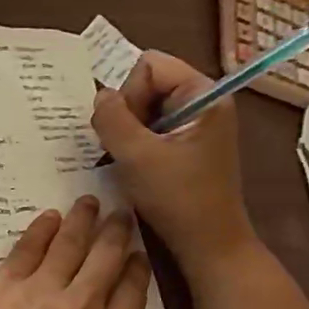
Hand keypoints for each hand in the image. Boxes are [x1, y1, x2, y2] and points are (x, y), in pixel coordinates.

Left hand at [0, 197, 151, 308]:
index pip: (132, 295)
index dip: (137, 270)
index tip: (138, 254)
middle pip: (106, 259)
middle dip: (116, 233)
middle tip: (120, 214)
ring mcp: (41, 292)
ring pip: (70, 244)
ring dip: (82, 219)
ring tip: (89, 202)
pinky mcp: (3, 285)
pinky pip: (28, 248)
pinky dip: (42, 229)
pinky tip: (50, 218)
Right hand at [91, 51, 254, 266]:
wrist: (209, 244)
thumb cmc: (178, 199)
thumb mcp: (137, 156)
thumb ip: (113, 119)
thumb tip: (100, 96)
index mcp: (202, 94)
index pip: (149, 65)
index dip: (129, 92)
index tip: (126, 129)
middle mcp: (201, 102)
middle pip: (146, 83)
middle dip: (126, 112)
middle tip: (121, 147)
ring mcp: (194, 125)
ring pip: (144, 108)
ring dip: (126, 131)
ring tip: (124, 159)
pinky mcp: (185, 145)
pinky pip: (149, 128)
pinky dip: (134, 143)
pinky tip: (130, 166)